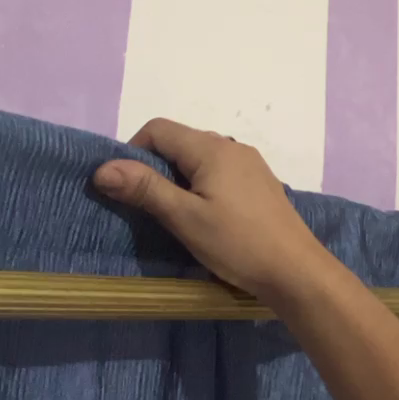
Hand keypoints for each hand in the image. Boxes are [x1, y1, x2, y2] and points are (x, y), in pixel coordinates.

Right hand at [92, 118, 341, 301]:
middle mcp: (232, 146)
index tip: (126, 187)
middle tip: (147, 206)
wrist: (296, 270)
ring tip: (175, 215)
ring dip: (179, 178)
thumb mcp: (185, 218)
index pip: (158, 129)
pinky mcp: (260, 183)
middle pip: (180, 141)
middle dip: (156, 166)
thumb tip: (102, 168)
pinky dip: (202, 185)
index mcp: (212, 148)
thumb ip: (145, 189)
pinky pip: (221, 172)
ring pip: (201, 158)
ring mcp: (250, 164)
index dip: (133, 151)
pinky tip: (206, 217)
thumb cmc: (238, 243)